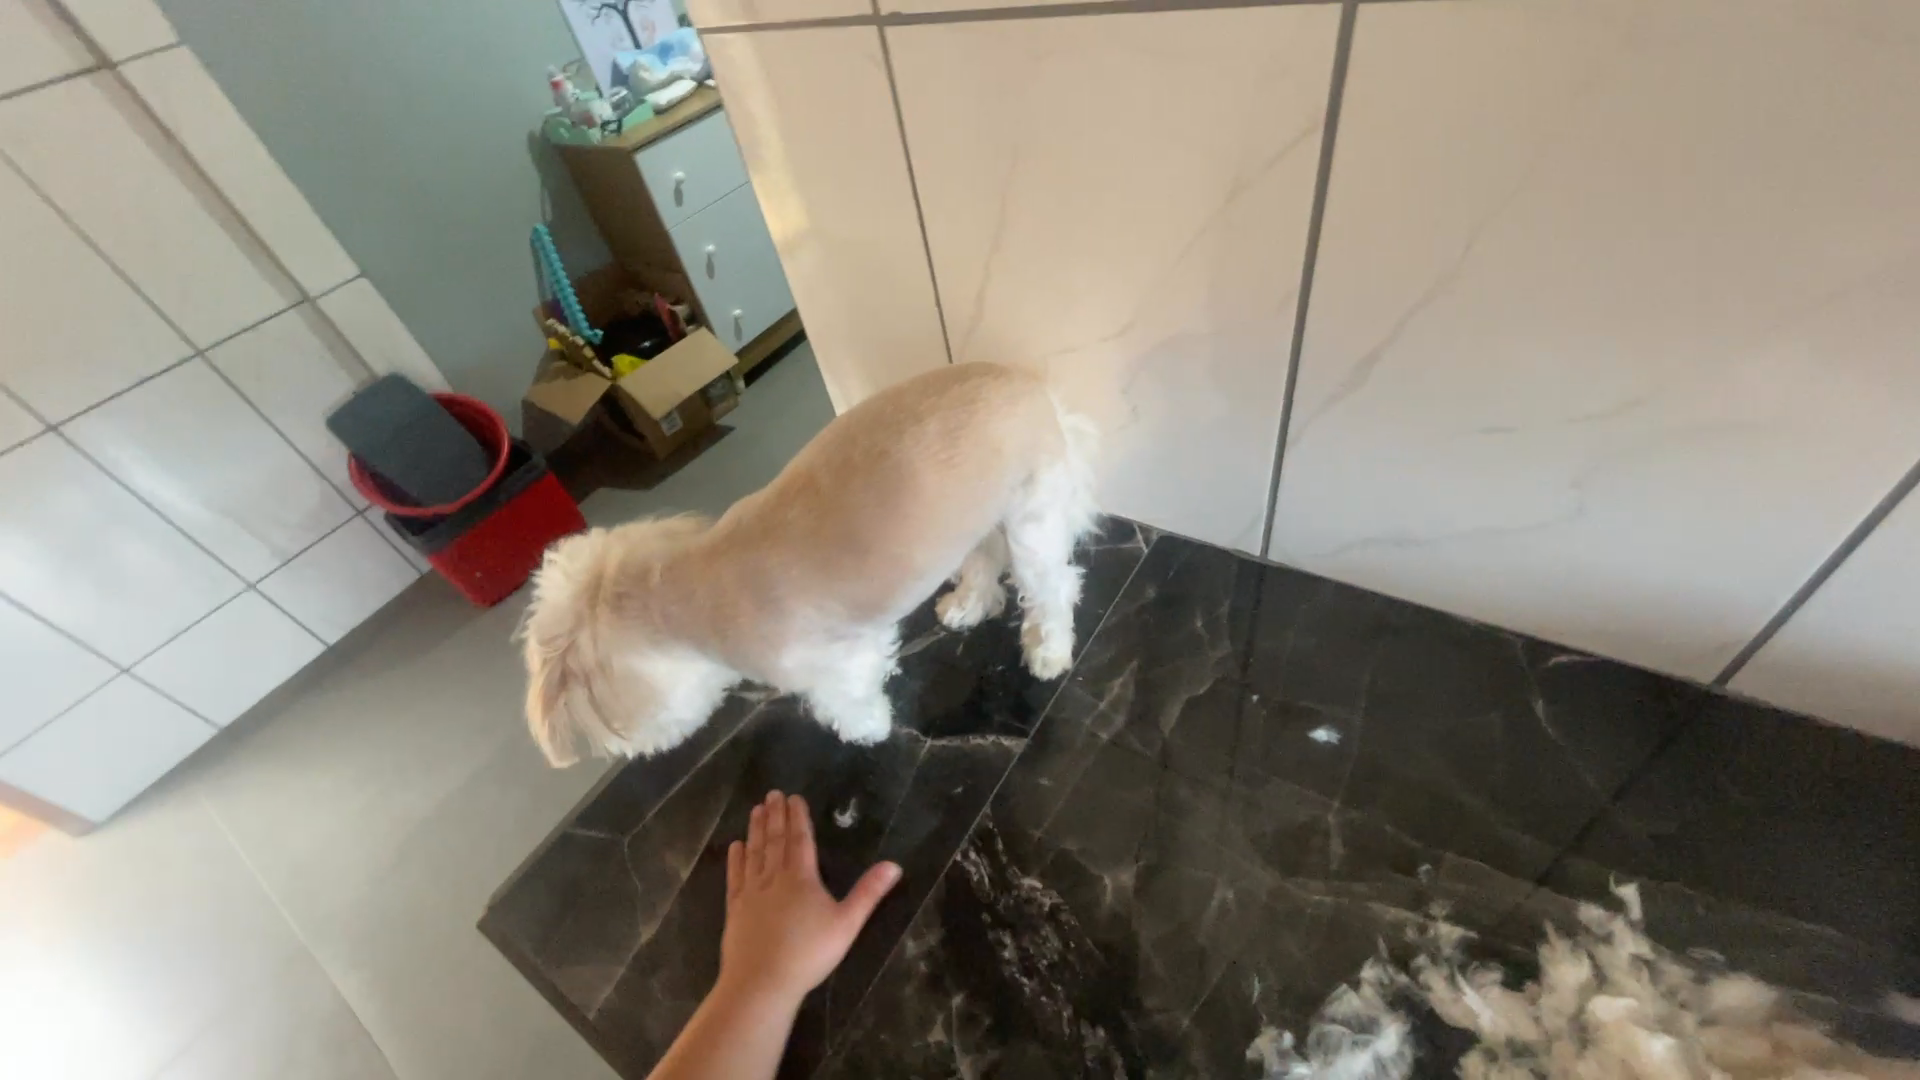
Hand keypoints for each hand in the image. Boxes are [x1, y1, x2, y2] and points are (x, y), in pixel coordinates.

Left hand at [718, 791, 901, 1007]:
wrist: (761, 984)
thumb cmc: (808, 953)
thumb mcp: (847, 923)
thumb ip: (869, 893)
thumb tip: (894, 865)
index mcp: (802, 877)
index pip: (800, 839)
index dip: (798, 817)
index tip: (794, 797)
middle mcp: (775, 877)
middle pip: (775, 840)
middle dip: (775, 815)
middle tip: (772, 793)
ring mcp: (751, 893)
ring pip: (755, 853)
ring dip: (756, 830)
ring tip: (755, 809)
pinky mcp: (734, 910)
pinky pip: (735, 877)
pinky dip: (736, 860)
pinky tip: (735, 847)